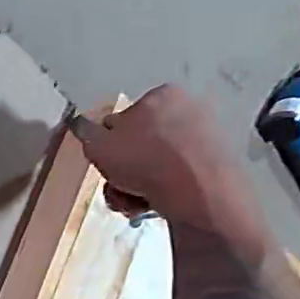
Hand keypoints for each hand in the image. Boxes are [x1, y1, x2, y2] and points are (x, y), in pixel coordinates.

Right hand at [71, 85, 260, 235]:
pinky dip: (160, 189)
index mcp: (162, 95)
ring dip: (135, 184)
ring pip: (155, 163)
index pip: (122, 117)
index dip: (108, 142)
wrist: (200, 192)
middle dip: (122, 169)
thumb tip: (81, 123)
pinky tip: (150, 204)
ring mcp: (208, 137)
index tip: (105, 160)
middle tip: (116, 185)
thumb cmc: (143, 160)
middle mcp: (189, 109)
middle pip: (139, 143)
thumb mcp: (96, 145)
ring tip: (131, 200)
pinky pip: (177, 176)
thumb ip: (84, 132)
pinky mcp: (218, 163)